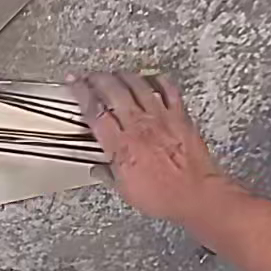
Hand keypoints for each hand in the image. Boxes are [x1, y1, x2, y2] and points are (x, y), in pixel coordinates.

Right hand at [69, 73, 237, 224]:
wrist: (196, 195)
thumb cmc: (163, 196)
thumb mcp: (125, 190)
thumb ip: (108, 174)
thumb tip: (98, 169)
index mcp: (120, 145)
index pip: (94, 110)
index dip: (81, 92)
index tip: (73, 83)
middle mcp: (138, 126)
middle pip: (113, 90)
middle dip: (97, 78)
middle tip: (89, 75)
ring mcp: (160, 118)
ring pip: (138, 85)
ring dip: (123, 76)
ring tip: (114, 73)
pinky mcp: (179, 117)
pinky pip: (169, 90)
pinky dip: (158, 80)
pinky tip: (151, 77)